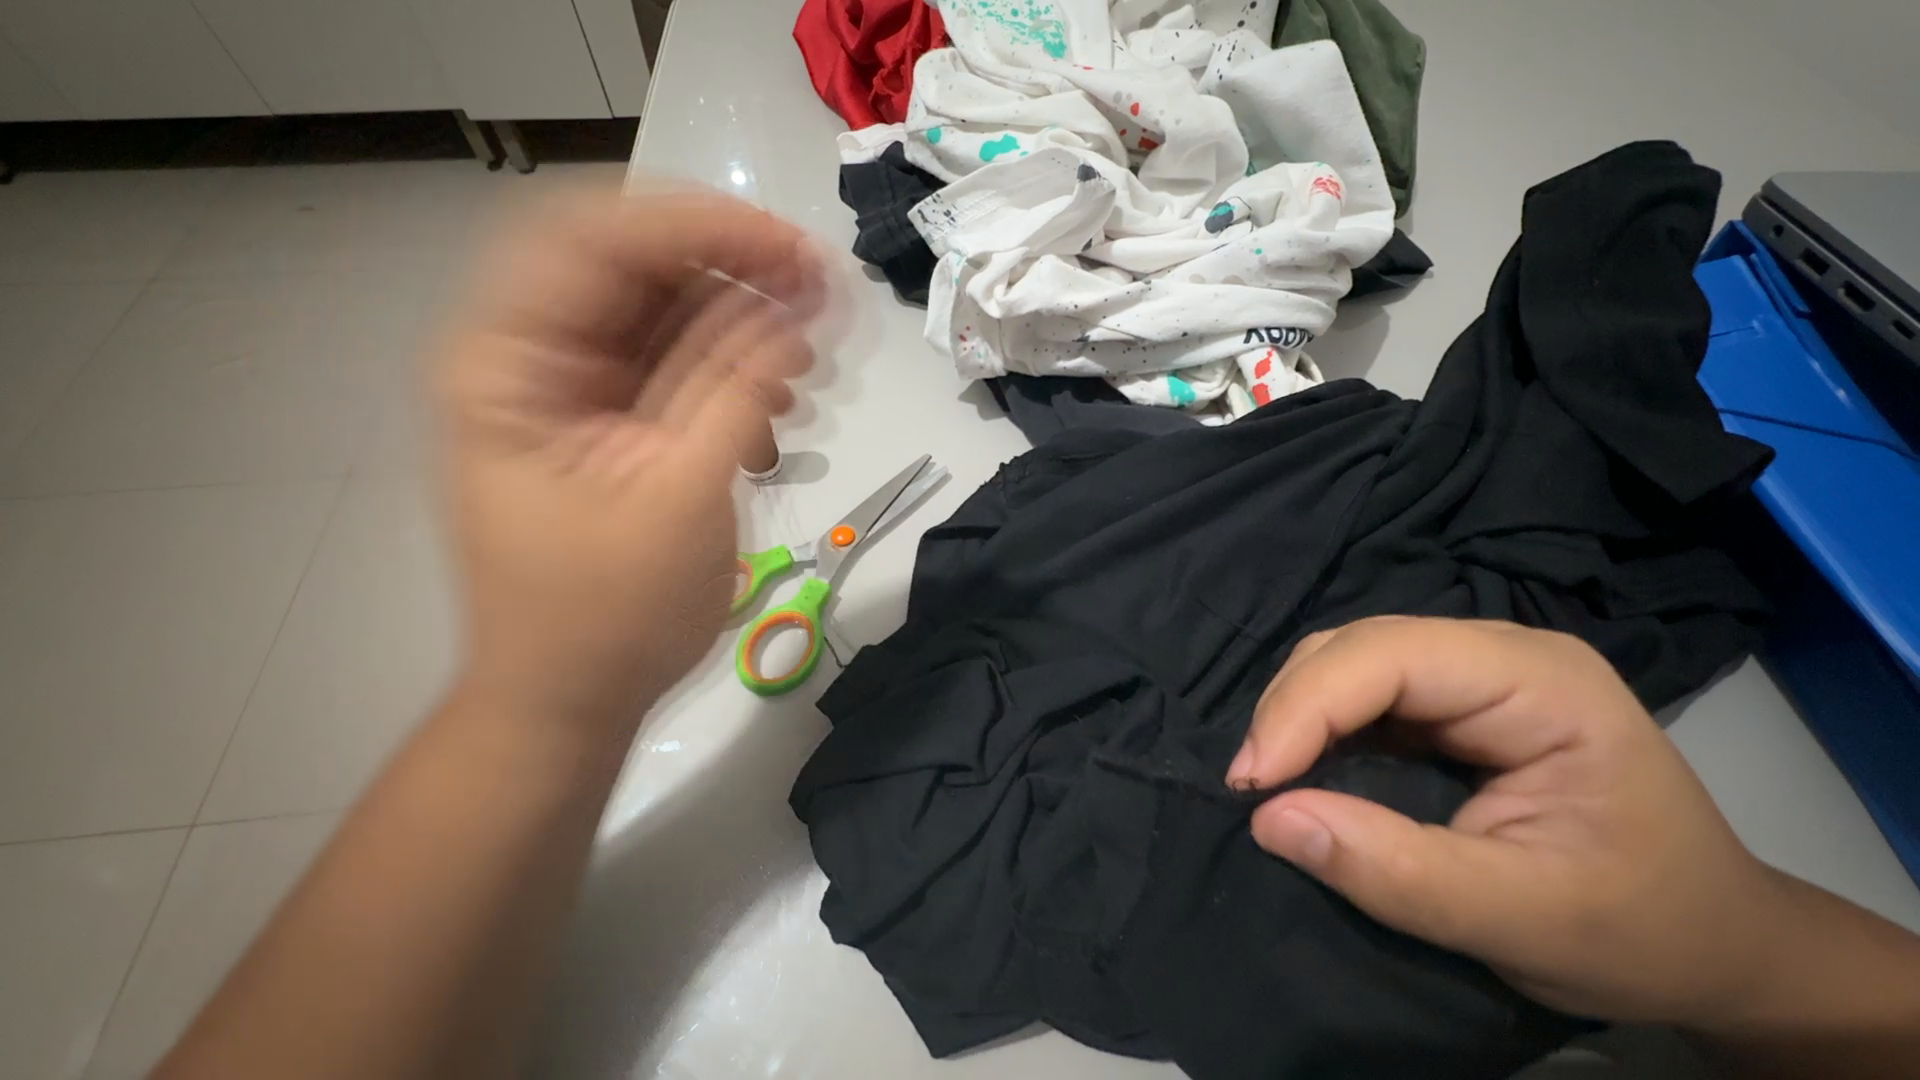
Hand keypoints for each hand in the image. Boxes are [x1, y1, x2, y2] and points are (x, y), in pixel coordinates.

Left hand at [437, 187, 822, 727]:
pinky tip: (776, 413)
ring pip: (664, 315)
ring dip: (743, 329)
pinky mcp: (611, 424)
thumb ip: (737, 385)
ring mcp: (571, 391)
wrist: (569, 703)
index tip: (795, 252)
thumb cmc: (607, 617)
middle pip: (636, 269)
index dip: (700, 227)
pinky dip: (734, 375)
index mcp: (507, 362)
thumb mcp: (679, 494)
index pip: (595, 239)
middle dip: (736, 276)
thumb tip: (801, 302)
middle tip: (821, 302)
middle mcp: (530, 358)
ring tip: (806, 370)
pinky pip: (677, 368)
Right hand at [1224, 616, 1789, 1026]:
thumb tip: (1269, 819)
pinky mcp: (1450, 704)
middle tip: (1252, 789)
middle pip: (1358, 645)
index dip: (1306, 706)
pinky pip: (1359, 693)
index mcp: (1540, 683)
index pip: (1390, 656)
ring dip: (1296, 715)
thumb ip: (1397, 872)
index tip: (1252, 784)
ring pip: (1346, 660)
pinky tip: (1302, 770)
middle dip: (1292, 709)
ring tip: (1268, 782)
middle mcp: (1500, 656)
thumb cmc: (1644, 932)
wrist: (1716, 943)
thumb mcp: (1526, 920)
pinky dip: (1315, 729)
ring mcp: (1474, 675)